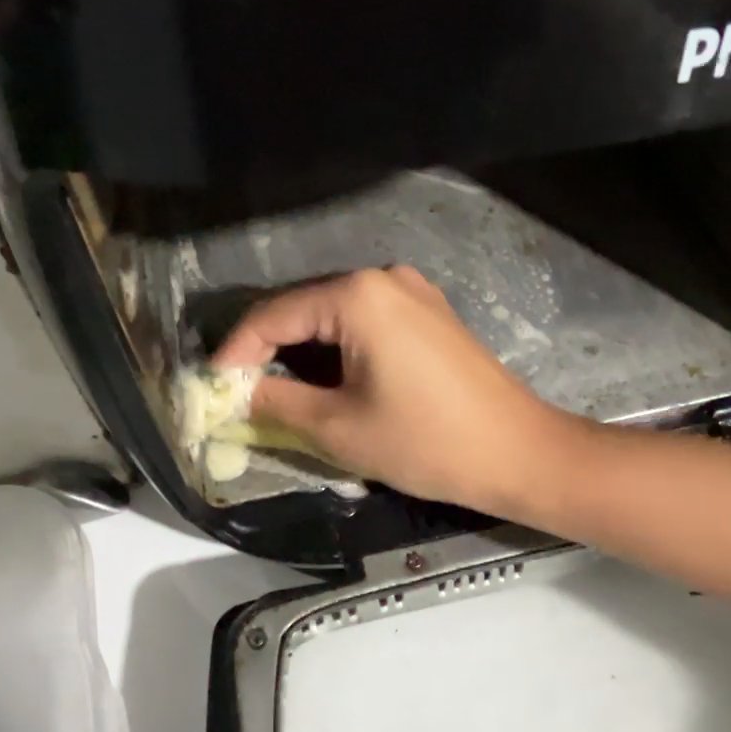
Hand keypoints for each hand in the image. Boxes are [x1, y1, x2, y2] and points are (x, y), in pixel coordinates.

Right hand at [211, 267, 578, 515]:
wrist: (520, 453)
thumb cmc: (426, 441)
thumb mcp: (338, 427)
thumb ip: (277, 401)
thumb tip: (237, 393)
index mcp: (357, 295)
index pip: (273, 315)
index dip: (235, 352)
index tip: (211, 387)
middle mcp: (383, 278)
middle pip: (303, 308)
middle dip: (267, 349)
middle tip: (239, 392)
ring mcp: (412, 291)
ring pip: (334, 315)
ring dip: (302, 350)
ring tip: (275, 391)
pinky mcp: (430, 312)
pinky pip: (366, 322)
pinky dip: (337, 348)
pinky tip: (325, 379)